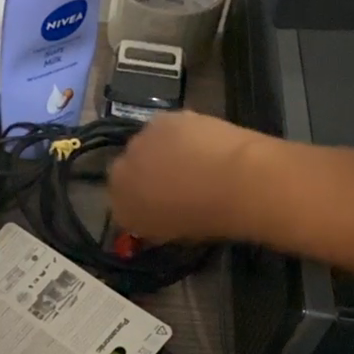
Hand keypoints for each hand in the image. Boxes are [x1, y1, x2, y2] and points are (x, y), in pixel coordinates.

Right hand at [108, 111, 270, 241]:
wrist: (233, 181)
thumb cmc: (206, 218)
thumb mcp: (175, 233)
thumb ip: (157, 221)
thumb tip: (158, 213)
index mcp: (121, 208)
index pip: (122, 204)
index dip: (141, 202)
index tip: (160, 204)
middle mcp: (119, 174)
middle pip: (129, 170)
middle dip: (146, 173)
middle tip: (175, 181)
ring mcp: (138, 143)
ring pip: (145, 146)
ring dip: (160, 151)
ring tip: (191, 159)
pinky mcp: (161, 120)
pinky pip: (165, 130)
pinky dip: (178, 135)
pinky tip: (201, 141)